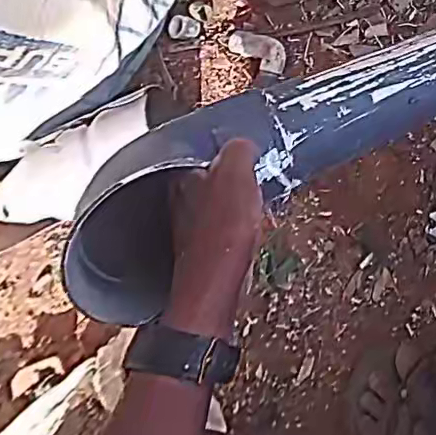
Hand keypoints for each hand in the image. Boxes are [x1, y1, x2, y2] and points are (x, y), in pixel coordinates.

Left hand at [166, 137, 263, 334]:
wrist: (214, 289)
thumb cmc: (223, 231)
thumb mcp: (237, 174)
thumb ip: (239, 149)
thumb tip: (242, 144)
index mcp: (181, 175)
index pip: (205, 148)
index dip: (231, 150)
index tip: (251, 154)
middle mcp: (177, 198)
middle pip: (211, 174)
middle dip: (234, 175)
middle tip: (258, 176)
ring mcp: (186, 225)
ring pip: (216, 199)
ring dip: (236, 200)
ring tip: (257, 202)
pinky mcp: (199, 248)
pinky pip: (221, 223)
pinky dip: (235, 223)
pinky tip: (248, 227)